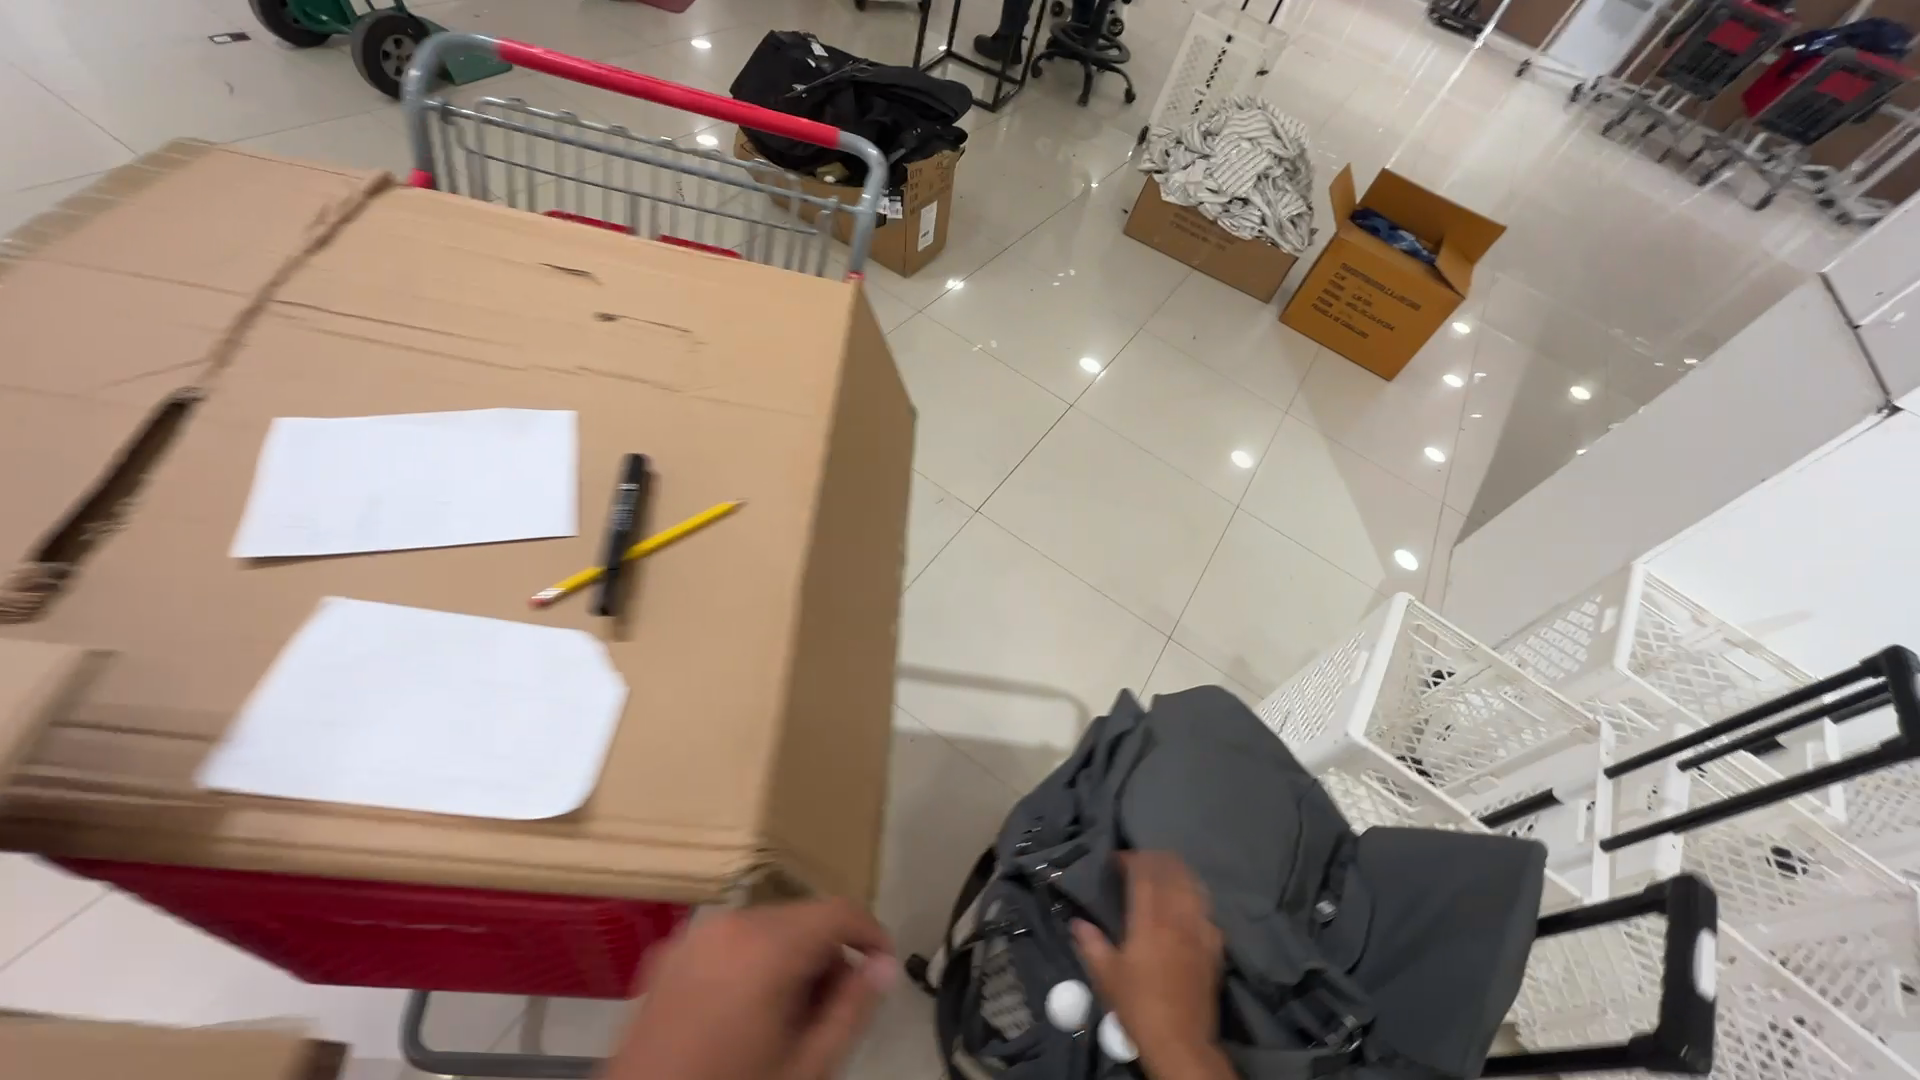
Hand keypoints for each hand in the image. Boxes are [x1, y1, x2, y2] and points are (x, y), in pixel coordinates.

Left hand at [606, 898, 897, 1079]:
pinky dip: (750, 962)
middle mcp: (728, 924)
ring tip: (787, 1019)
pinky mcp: (666, 955)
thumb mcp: (806, 1067)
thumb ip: (852, 1009)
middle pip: (802, 918)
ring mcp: (691, 936)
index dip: (871, 934)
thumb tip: (883, 966)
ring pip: (765, 928)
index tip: (883, 968)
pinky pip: (728, 942)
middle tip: (831, 1012)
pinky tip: (745, 1013)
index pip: (839, 911)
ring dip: (790, 958)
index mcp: (766, 945)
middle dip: (827, 956)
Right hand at [1072, 852, 1230, 1079]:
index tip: (1117, 859)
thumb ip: (1091, 943)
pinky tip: (1191, 907)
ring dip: (1179, 874)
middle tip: (1142, 859)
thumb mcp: (1105, 976)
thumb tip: (1077, 922)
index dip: (1131, 859)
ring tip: (1167, 872)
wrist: (1179, 1041)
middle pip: (1172, 873)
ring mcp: (1199, 932)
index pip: (1143, 874)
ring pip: (1194, 888)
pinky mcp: (1214, 949)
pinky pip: (1208, 914)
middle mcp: (1176, 919)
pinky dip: (1197, 902)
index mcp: (1148, 921)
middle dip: (1157, 859)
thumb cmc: (1138, 1006)